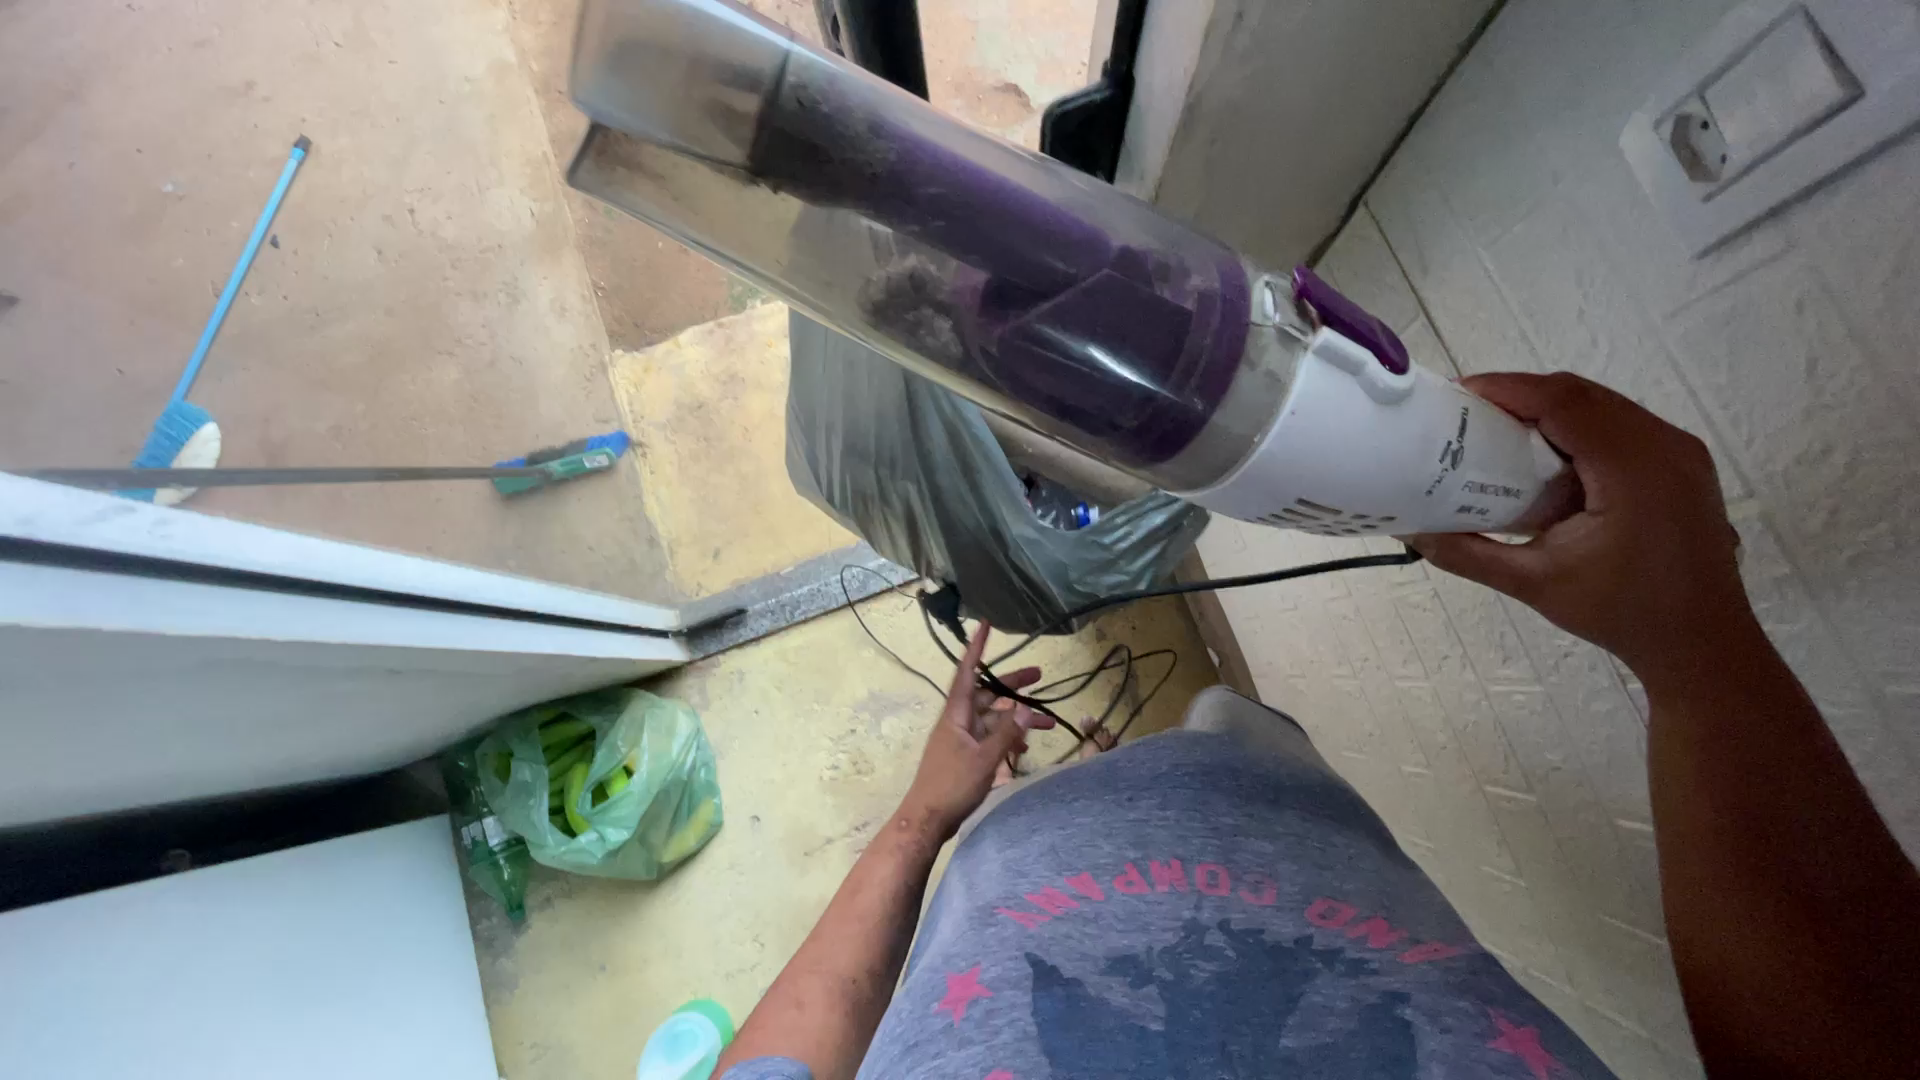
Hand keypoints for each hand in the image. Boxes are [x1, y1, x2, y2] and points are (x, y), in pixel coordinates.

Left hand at [899, 624, 1053, 841]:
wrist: (927, 819)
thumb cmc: (952, 785)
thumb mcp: (985, 759)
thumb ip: (1007, 733)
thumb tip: (1026, 707)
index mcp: (957, 714)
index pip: (968, 672)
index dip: (977, 648)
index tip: (985, 626)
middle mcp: (958, 721)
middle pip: (988, 695)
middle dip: (1013, 685)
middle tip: (1040, 676)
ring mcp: (961, 740)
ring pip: (994, 720)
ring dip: (1017, 720)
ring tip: (1049, 724)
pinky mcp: (965, 757)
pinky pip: (990, 740)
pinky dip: (1008, 740)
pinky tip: (1025, 751)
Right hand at [1407, 372, 1749, 685]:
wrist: (1701, 641)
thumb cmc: (1619, 611)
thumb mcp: (1531, 583)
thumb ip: (1466, 553)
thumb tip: (1408, 530)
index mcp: (1634, 471)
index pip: (1564, 404)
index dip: (1508, 390)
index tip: (1457, 395)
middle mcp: (1665, 447)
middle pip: (1582, 395)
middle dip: (1520, 394)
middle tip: (1464, 412)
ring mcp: (1679, 454)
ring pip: (1602, 405)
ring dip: (1546, 407)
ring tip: (1493, 427)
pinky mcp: (1678, 466)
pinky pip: (1618, 425)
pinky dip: (1572, 425)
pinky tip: (1538, 453)